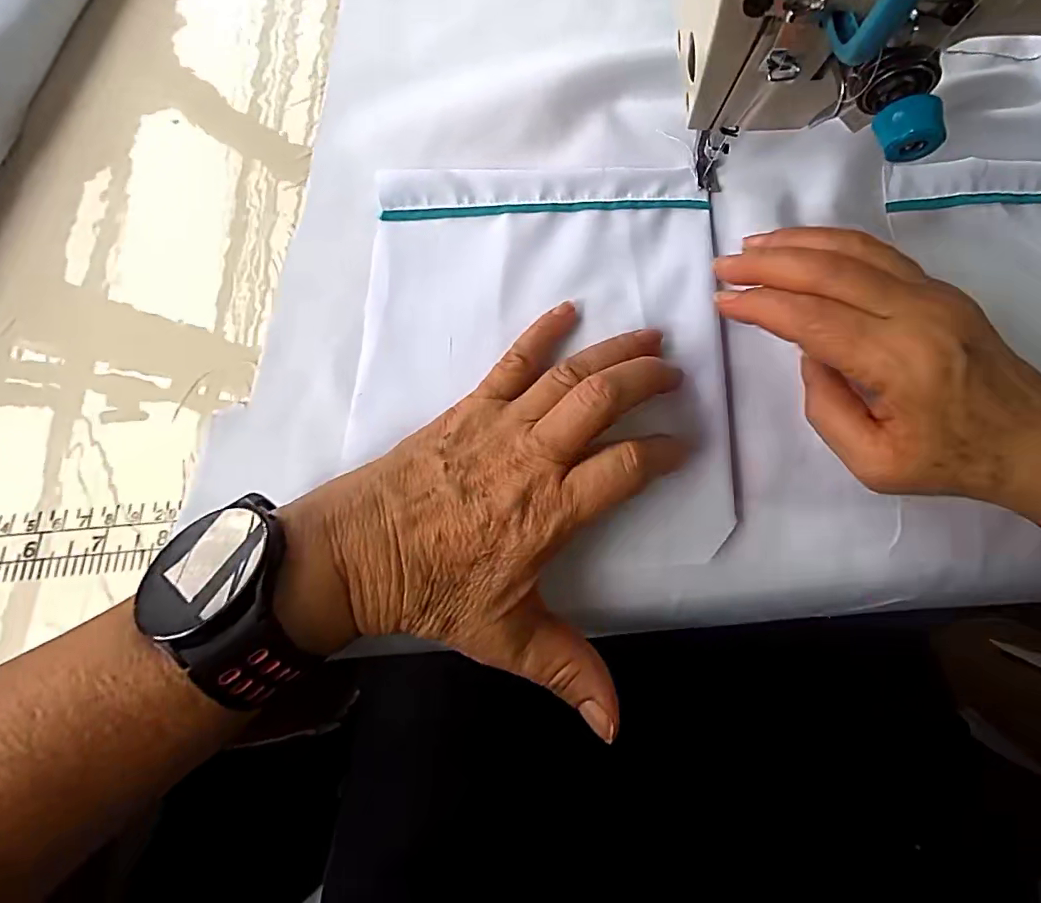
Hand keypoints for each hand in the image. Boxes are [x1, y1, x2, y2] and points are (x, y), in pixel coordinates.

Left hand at [274, 302, 690, 741]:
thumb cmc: (430, 591)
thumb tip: (616, 729)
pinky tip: (566, 310)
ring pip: (566, 376)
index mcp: (550, 511)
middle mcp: (532, 458)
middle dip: (645, 380)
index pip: (627, 466)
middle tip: (675, 373)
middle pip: (602, 401)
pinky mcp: (467, 408)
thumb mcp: (504, 638)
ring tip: (647, 336)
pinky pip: (510, 363)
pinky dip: (540, 334)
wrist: (356, 552)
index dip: (664, 450)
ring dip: (611, 351)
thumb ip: (567, 672)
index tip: (684, 444)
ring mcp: (498, 425)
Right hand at [712, 228, 1040, 526]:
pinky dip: (830, 242)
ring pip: (853, 251)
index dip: (760, 304)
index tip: (723, 300)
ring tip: (751, 246)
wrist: (1039, 442)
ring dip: (796, 243)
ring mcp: (934, 294)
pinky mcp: (940, 288)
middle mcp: (917, 315)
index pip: (812, 319)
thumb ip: (825, 407)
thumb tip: (810, 353)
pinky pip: (876, 253)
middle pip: (828, 272)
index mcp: (899, 362)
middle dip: (767, 265)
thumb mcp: (873, 463)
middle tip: (724, 266)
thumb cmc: (952, 461)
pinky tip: (802, 244)